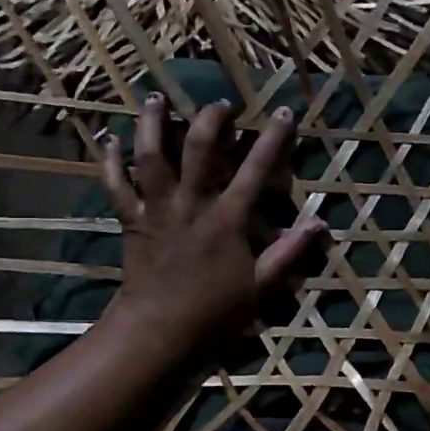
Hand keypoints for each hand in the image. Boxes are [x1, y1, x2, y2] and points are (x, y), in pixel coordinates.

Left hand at [99, 94, 324, 354]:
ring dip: (154, 124)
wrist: (159, 332)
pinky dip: (110, 162)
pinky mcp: (132, 219)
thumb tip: (320, 223)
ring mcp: (158, 209)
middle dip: (212, 119)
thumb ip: (290, 251)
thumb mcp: (261, 286)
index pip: (256, 169)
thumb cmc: (214, 311)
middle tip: (221, 104)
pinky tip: (108, 140)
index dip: (274, 138)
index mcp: (227, 219)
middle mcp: (192, 204)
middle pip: (201, 148)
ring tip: (157, 98)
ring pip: (152, 156)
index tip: (286, 113)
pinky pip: (116, 186)